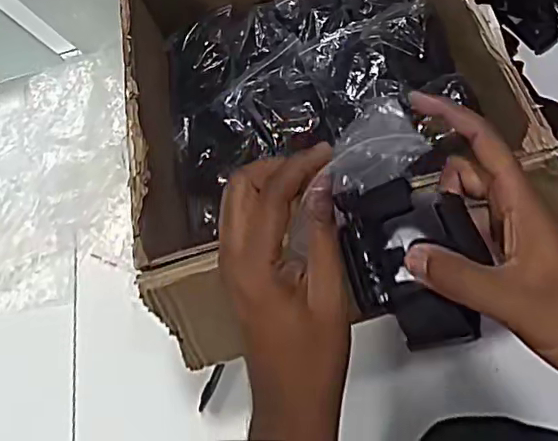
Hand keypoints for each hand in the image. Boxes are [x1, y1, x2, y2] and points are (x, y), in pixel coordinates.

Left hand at [219, 143, 351, 440]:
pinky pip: (240, 216)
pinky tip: (292, 201)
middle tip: (312, 162)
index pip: (270, 193)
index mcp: (252, 263)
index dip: (299, 166)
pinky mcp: (233, 268)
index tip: (323, 154)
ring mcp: (227, 261)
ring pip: (236, 197)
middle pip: (240, 184)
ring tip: (306, 176)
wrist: (289, 403)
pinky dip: (263, 198)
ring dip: (267, 178)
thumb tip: (322, 187)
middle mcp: (230, 256)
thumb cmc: (311, 362)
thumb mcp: (329, 296)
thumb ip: (322, 234)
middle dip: (275, 164)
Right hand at [404, 93, 557, 408]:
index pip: (483, 139)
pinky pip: (483, 230)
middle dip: (442, 180)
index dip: (449, 114)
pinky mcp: (525, 256)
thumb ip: (456, 276)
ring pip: (475, 202)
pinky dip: (463, 237)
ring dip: (452, 213)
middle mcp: (523, 210)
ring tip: (436, 241)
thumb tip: (414, 256)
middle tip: (420, 202)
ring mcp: (525, 233)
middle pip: (471, 170)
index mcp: (524, 203)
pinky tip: (453, 263)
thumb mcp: (513, 299)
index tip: (420, 101)